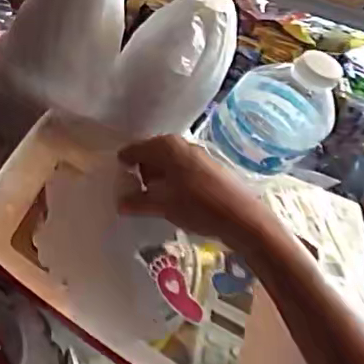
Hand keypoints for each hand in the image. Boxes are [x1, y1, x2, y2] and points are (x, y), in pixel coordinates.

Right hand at [117, 134, 278, 254]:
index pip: (133, 150)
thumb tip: (119, 204)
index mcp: (164, 145)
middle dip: (141, 172)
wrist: (245, 219)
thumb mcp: (162, 206)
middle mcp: (179, 143)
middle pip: (150, 155)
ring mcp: (197, 154)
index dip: (124, 166)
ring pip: (167, 163)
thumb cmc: (198, 206)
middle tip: (135, 193)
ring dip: (158, 178)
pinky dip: (174, 181)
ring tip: (155, 199)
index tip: (119, 182)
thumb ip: (136, 202)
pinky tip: (176, 200)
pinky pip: (182, 170)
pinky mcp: (209, 167)